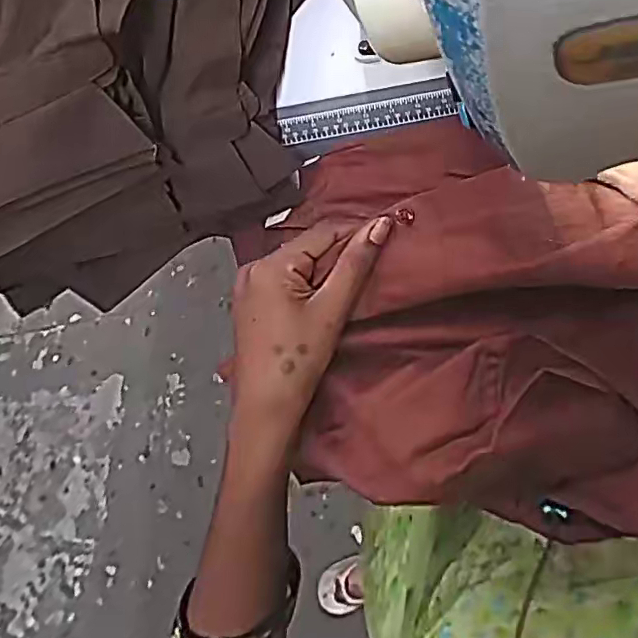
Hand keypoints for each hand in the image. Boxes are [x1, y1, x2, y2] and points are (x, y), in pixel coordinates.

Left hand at [227, 216, 393, 451]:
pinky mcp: (255, 303)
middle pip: (311, 246)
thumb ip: (356, 263)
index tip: (387, 232)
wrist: (265, 411)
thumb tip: (379, 226)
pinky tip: (330, 297)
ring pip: (302, 263)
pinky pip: (290, 279)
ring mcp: (250, 286)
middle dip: (344, 251)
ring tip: (356, 281)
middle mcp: (254, 268)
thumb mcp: (332, 308)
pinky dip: (314, 283)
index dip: (357, 230)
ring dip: (330, 268)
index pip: (323, 232)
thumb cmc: (297, 362)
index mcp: (269, 265)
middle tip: (376, 259)